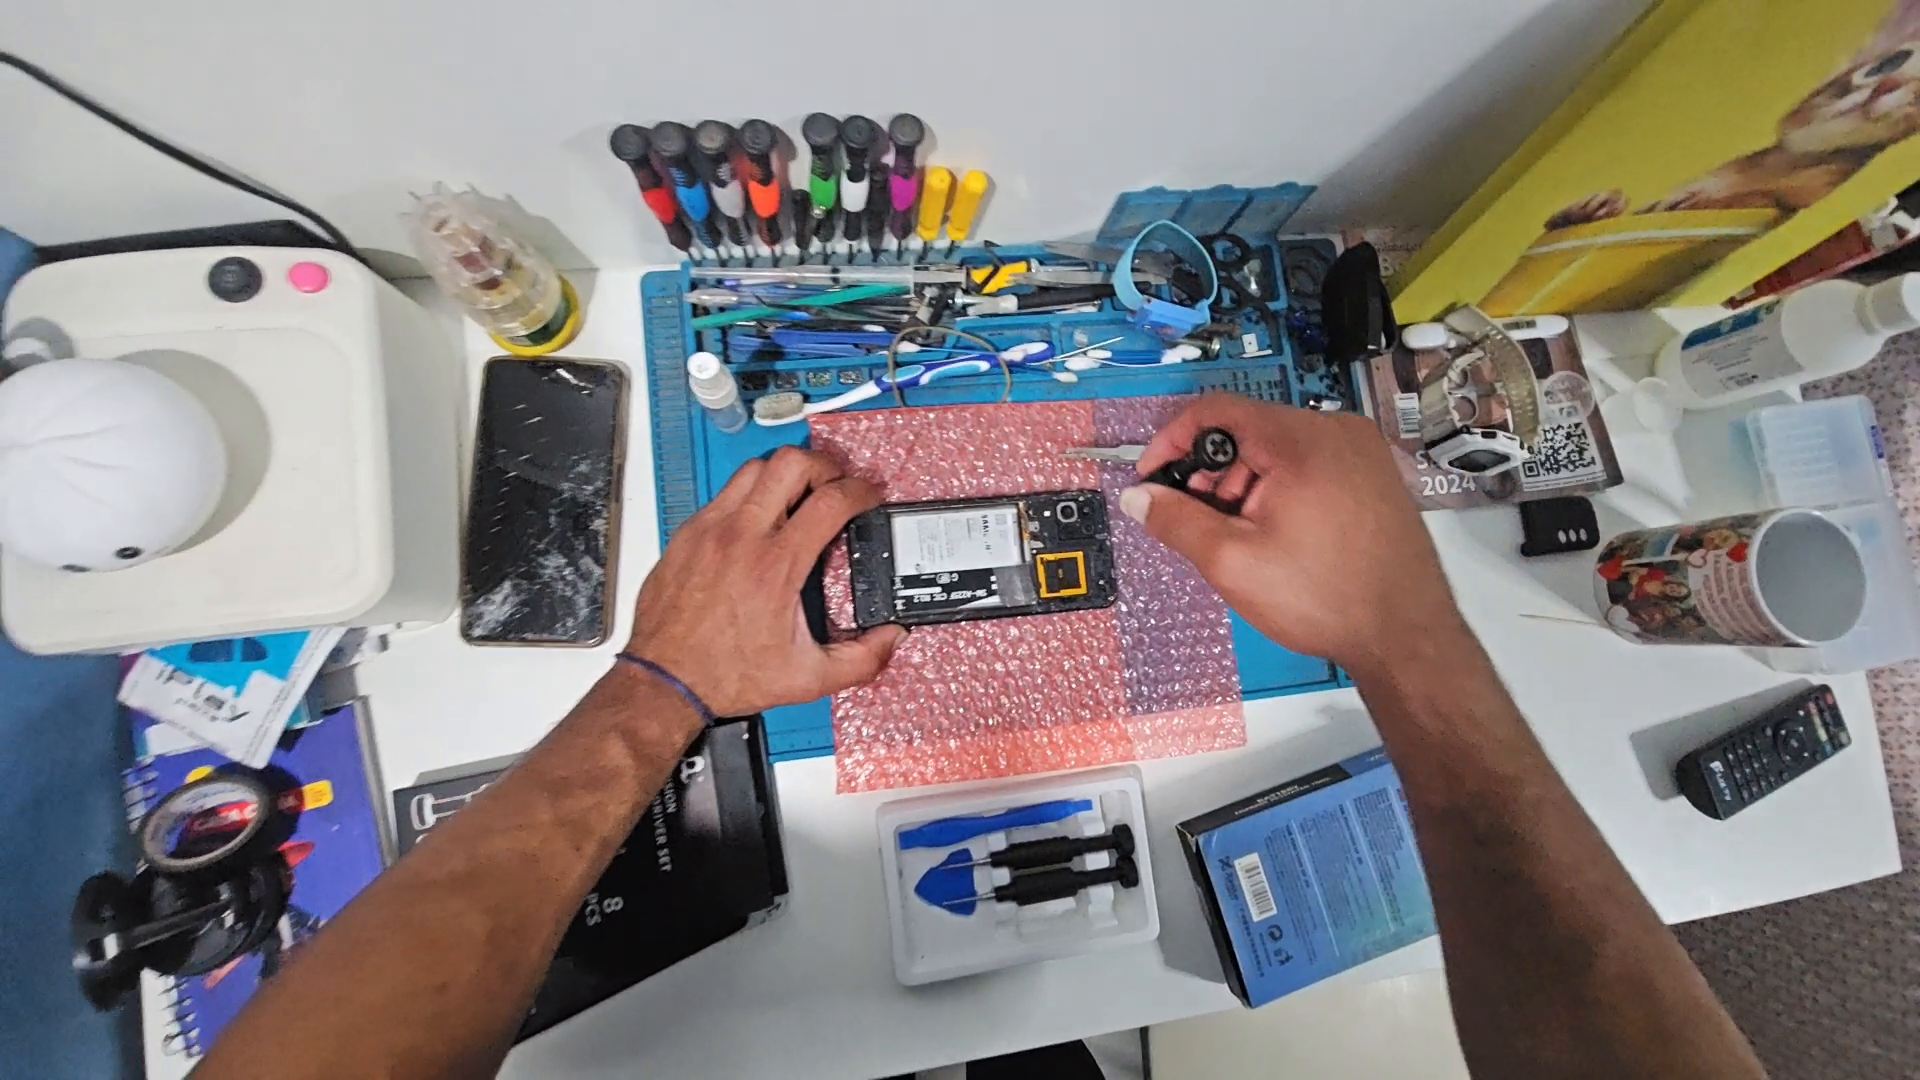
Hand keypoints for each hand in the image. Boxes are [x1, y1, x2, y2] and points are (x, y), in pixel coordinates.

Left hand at [625, 446, 905, 715]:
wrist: (665, 680)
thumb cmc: (726, 675)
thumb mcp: (807, 678)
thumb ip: (861, 659)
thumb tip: (892, 637)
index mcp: (775, 566)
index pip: (829, 501)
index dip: (859, 491)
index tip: (868, 497)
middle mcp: (741, 537)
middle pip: (791, 464)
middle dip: (824, 467)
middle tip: (836, 486)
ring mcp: (710, 529)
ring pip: (755, 468)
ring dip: (786, 473)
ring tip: (802, 494)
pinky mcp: (688, 533)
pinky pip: (725, 492)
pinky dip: (752, 493)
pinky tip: (762, 519)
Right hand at [1121, 394, 1465, 678]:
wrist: (1406, 637)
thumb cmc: (1319, 597)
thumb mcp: (1231, 562)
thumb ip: (1176, 521)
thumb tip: (1136, 496)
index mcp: (1300, 440)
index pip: (1216, 410)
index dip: (1171, 441)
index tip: (1152, 479)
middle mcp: (1335, 430)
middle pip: (1245, 430)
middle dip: (1209, 474)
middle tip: (1199, 521)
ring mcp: (1360, 450)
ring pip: (1274, 449)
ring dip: (1241, 485)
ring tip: (1242, 537)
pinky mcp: (1371, 473)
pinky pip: (1304, 463)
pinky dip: (1274, 488)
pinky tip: (1274, 532)